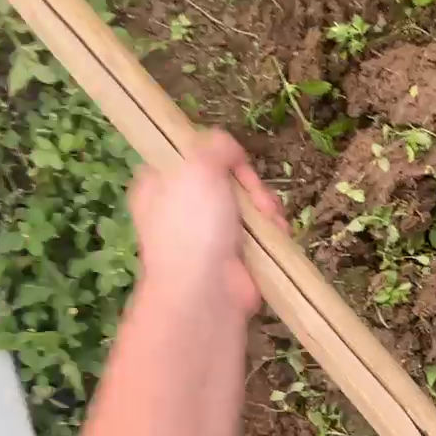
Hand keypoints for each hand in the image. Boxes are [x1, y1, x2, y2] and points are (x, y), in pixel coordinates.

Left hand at [128, 129, 280, 325]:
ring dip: (267, 207)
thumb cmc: (192, 225)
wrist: (205, 290)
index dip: (216, 156)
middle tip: (255, 197)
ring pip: (249, 205)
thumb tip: (232, 151)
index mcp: (160, 184)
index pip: (190, 156)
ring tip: (270, 220)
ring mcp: (211, 234)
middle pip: (228, 180)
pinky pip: (261, 231)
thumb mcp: (198, 166)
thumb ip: (216, 145)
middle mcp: (183, 208)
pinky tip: (276, 234)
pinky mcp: (237, 255)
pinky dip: (273, 230)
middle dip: (251, 186)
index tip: (231, 163)